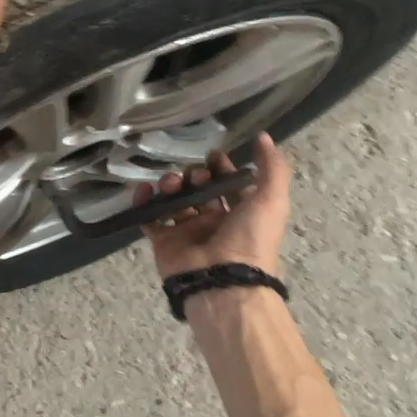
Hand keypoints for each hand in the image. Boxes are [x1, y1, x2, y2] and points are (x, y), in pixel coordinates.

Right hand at [136, 133, 291, 279]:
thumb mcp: (272, 200)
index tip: (212, 154)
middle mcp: (214, 222)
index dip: (222, 168)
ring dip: (171, 184)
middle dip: (194, 175)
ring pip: (174, 199)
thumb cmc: (250, 239)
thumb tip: (264, 137)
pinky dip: (144, 201)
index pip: (228, 184)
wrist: (222, 280)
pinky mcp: (164, 240)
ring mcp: (187, 231)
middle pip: (199, 190)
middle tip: (194, 176)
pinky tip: (144, 190)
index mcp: (241, 215)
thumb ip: (272, 168)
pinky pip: (149, 216)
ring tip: (171, 184)